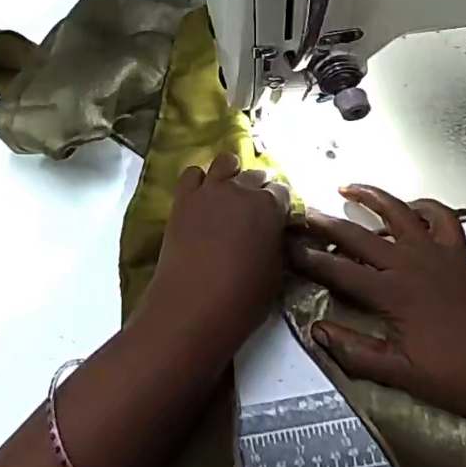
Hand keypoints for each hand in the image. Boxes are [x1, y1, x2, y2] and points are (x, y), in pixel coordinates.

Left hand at [138, 153, 290, 355]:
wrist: (193, 304)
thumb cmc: (243, 298)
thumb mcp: (275, 272)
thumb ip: (276, 242)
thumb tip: (273, 232)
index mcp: (269, 206)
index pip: (282, 192)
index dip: (282, 204)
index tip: (279, 216)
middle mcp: (240, 189)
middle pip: (254, 175)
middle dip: (259, 187)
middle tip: (256, 208)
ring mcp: (209, 189)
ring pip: (224, 163)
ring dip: (231, 173)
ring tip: (230, 192)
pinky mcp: (183, 197)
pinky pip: (192, 174)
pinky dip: (200, 180)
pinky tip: (202, 195)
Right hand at [289, 185, 465, 428]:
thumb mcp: (407, 376)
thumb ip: (358, 353)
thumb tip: (318, 331)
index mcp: (392, 293)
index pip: (338, 270)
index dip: (308, 258)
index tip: (286, 247)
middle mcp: (410, 264)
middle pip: (357, 234)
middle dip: (325, 223)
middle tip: (302, 213)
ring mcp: (438, 254)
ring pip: (396, 212)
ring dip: (368, 196)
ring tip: (346, 186)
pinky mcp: (462, 255)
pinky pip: (441, 219)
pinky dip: (423, 207)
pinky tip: (412, 207)